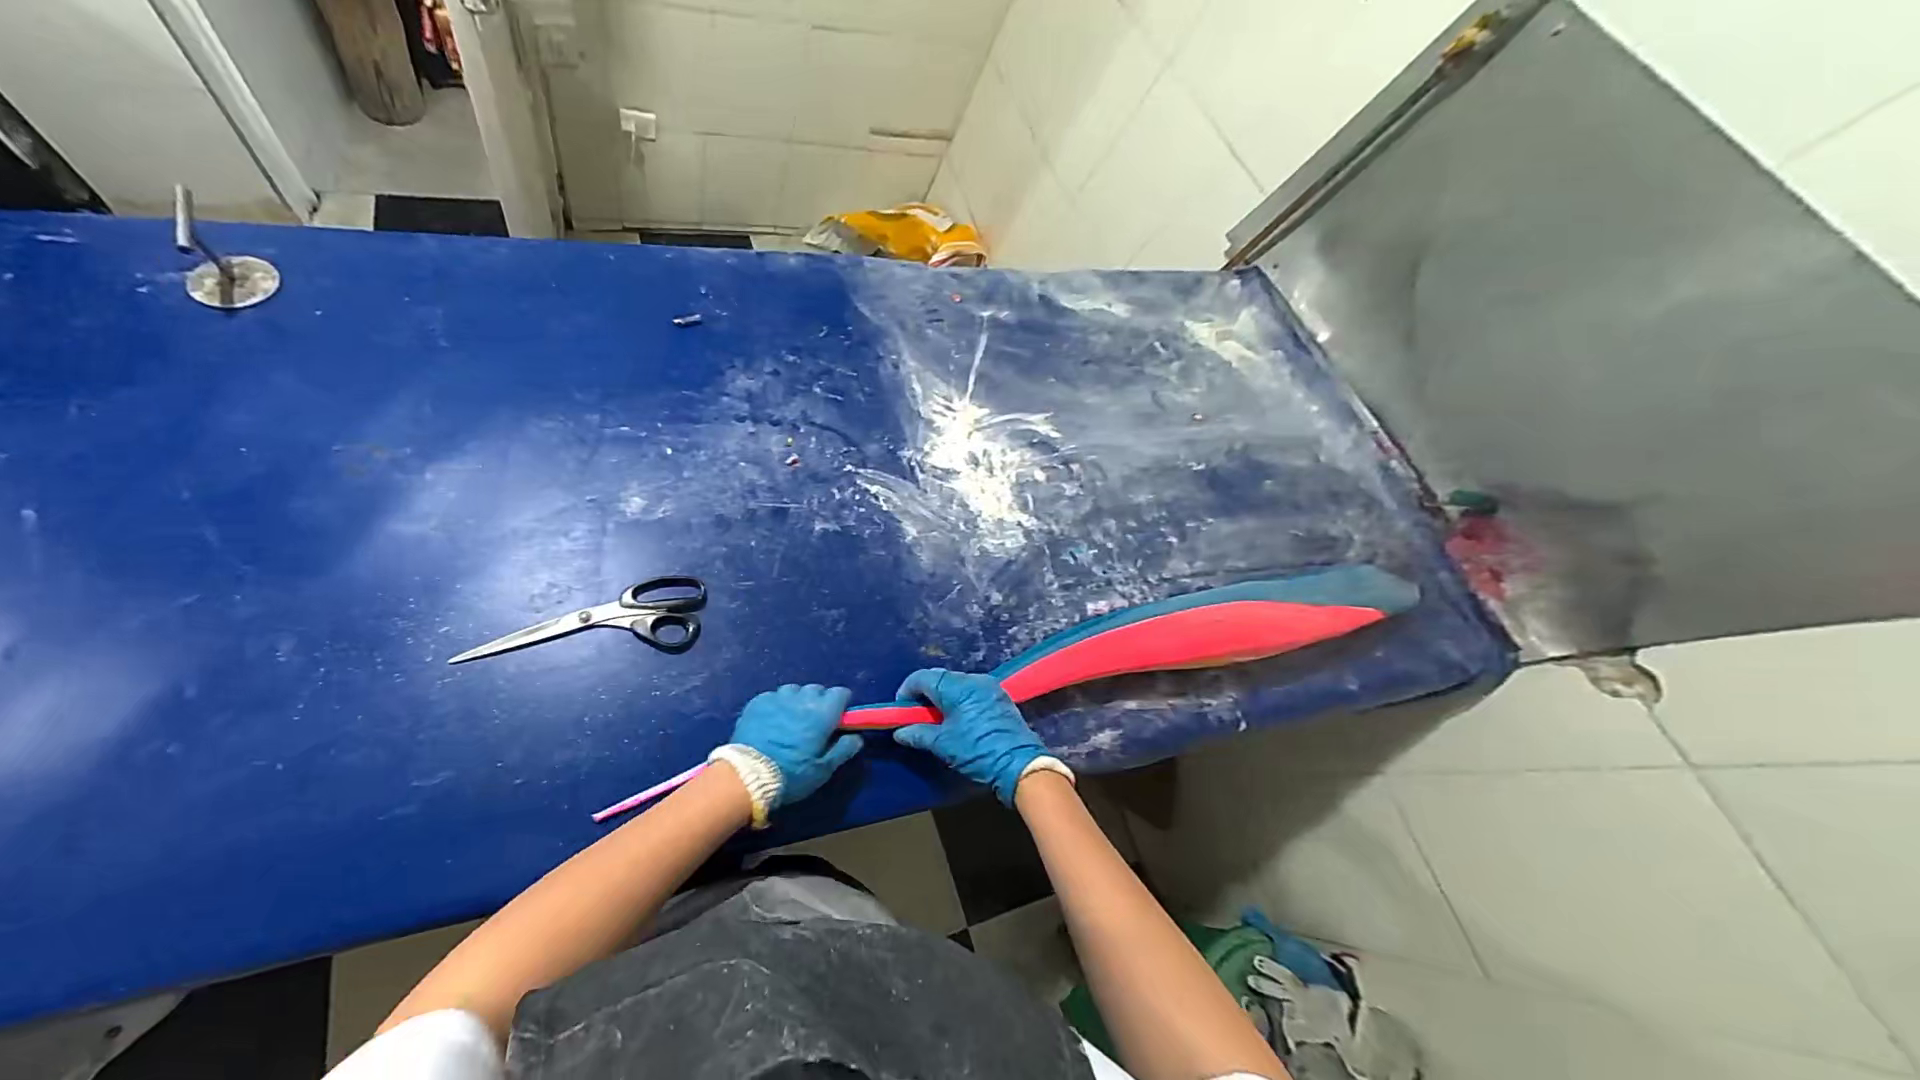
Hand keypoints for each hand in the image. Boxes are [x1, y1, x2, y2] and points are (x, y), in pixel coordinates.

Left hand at [730, 684, 862, 806]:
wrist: (747, 776)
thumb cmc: (791, 774)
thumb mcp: (824, 769)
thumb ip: (844, 749)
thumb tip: (857, 737)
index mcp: (823, 711)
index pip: (841, 693)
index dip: (840, 705)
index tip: (836, 720)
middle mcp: (802, 698)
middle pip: (817, 690)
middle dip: (818, 702)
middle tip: (813, 724)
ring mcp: (778, 697)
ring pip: (794, 690)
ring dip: (797, 701)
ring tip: (790, 720)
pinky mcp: (757, 702)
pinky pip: (773, 696)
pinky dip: (777, 705)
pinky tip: (771, 722)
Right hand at [892, 669, 1045, 804]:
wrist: (1020, 764)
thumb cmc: (978, 751)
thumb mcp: (943, 744)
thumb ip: (918, 734)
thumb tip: (900, 731)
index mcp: (958, 687)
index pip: (923, 678)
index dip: (907, 691)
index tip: (901, 709)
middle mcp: (974, 680)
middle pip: (941, 679)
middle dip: (925, 695)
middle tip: (917, 716)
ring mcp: (990, 687)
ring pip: (957, 684)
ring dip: (943, 698)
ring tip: (937, 720)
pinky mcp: (1000, 697)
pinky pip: (972, 691)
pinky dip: (960, 701)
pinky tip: (958, 719)